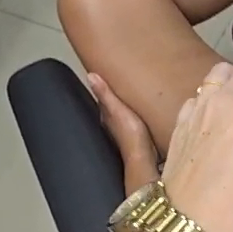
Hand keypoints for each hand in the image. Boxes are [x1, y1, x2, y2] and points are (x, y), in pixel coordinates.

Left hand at [87, 72, 158, 186]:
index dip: (104, 88)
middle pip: (109, 107)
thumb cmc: (130, 133)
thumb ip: (105, 93)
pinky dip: (130, 116)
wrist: (142, 156)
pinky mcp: (133, 137)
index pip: (101, 98)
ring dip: (121, 108)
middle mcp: (111, 123)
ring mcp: (121, 131)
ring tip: (128, 97)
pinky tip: (137, 115)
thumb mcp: (117, 109)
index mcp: (106, 115)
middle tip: (118, 85)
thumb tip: (90, 75)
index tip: (105, 76)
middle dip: (113, 97)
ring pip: (119, 115)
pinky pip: (129, 122)